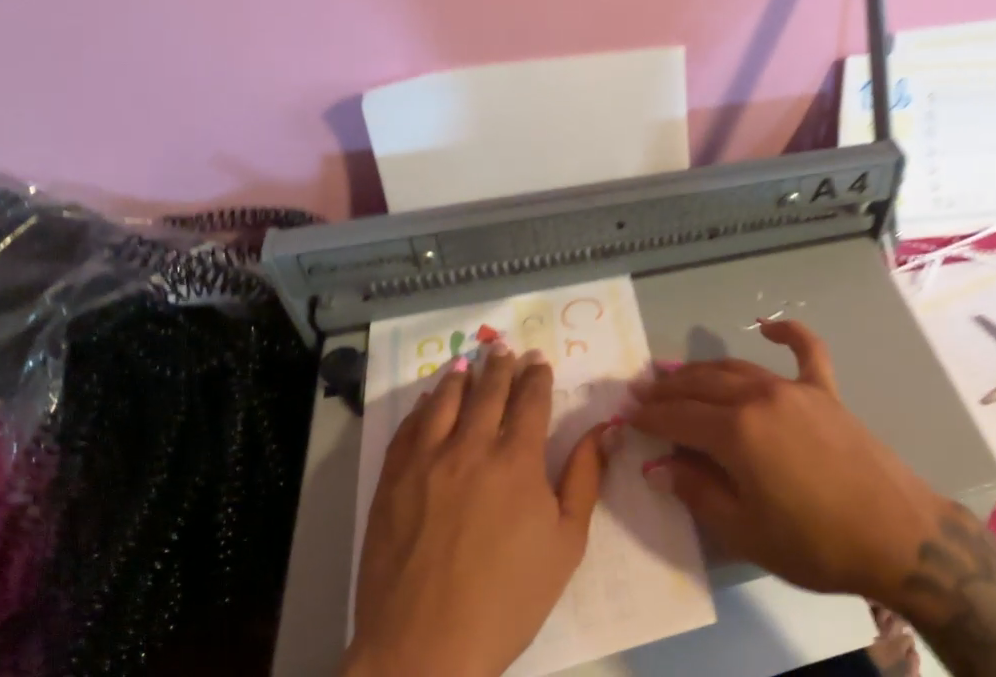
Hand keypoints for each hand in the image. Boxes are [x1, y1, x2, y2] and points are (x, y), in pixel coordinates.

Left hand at [344, 343, 612, 676]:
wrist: (424, 647)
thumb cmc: (508, 599)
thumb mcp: (566, 543)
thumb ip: (584, 479)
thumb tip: (604, 429)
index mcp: (517, 460)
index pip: (529, 400)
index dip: (536, 376)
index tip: (538, 360)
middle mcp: (470, 448)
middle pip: (487, 392)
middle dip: (500, 366)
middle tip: (505, 349)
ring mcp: (425, 463)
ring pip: (443, 402)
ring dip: (460, 378)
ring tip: (468, 364)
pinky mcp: (391, 482)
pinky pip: (407, 429)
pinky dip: (421, 408)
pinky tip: (427, 403)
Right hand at [624, 320, 947, 606]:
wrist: (894, 534)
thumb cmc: (814, 543)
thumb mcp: (744, 530)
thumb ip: (697, 490)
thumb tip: (659, 464)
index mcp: (737, 432)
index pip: (679, 417)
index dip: (649, 418)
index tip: (625, 418)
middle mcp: (762, 397)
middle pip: (703, 386)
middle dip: (668, 390)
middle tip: (642, 394)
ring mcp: (796, 389)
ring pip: (738, 368)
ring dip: (704, 370)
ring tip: (677, 373)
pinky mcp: (827, 392)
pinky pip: (806, 351)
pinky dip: (787, 332)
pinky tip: (768, 326)